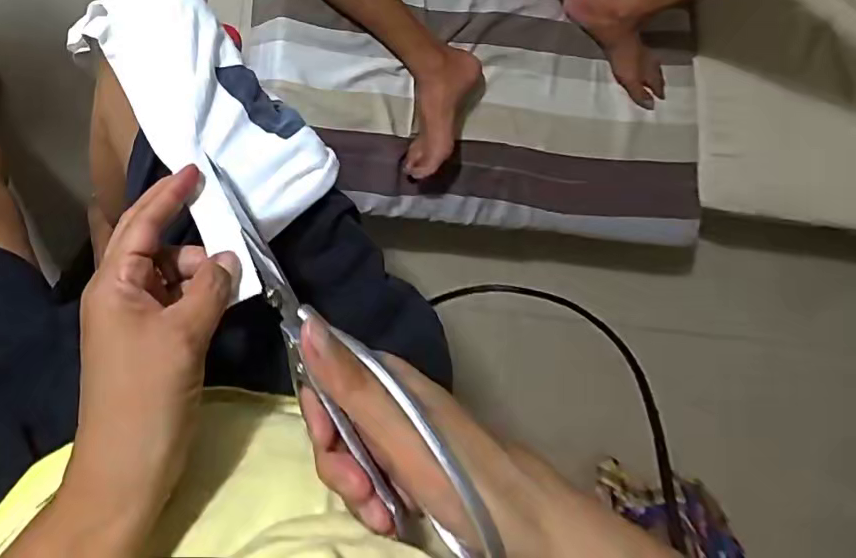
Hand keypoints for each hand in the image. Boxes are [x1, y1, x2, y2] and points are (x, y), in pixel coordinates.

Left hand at [69, 165, 241, 527]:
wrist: (123, 471)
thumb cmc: (146, 396)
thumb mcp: (182, 338)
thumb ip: (207, 290)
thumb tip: (226, 257)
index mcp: (112, 280)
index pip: (140, 222)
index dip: (168, 194)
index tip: (195, 170)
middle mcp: (115, 290)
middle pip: (151, 244)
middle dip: (184, 232)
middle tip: (222, 228)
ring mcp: (129, 316)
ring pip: (165, 274)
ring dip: (195, 270)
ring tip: (227, 279)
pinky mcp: (145, 341)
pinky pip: (171, 301)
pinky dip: (194, 296)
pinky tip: (218, 298)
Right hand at [298, 314, 679, 557]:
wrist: (549, 544)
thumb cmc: (469, 482)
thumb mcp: (401, 431)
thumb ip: (349, 381)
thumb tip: (306, 320)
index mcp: (386, 380)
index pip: (324, 376)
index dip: (317, 409)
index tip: (328, 441)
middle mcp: (390, 405)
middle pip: (334, 422)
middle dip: (337, 460)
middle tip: (362, 492)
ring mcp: (403, 445)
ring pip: (350, 457)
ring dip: (355, 489)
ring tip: (382, 516)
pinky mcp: (416, 480)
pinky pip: (373, 484)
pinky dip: (374, 504)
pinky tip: (391, 522)